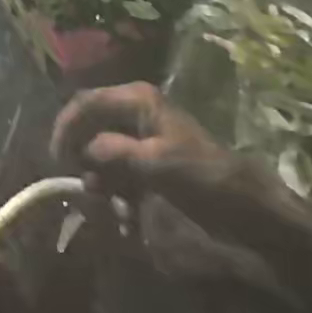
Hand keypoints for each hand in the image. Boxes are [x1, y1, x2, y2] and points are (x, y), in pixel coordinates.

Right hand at [53, 84, 311, 284]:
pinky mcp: (149, 160)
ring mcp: (142, 136)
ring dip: (97, 175)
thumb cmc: (206, 178)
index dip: (65, 126)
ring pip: (100, 148)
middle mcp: (135, 110)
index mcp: (136, 99)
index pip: (85, 102)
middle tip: (78, 182)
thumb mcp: (157, 164)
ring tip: (104, 202)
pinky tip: (120, 209)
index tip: (56, 159)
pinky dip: (112, 186)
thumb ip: (113, 152)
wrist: (254, 213)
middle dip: (80, 153)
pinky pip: (116, 167)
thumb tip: (82, 152)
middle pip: (90, 123)